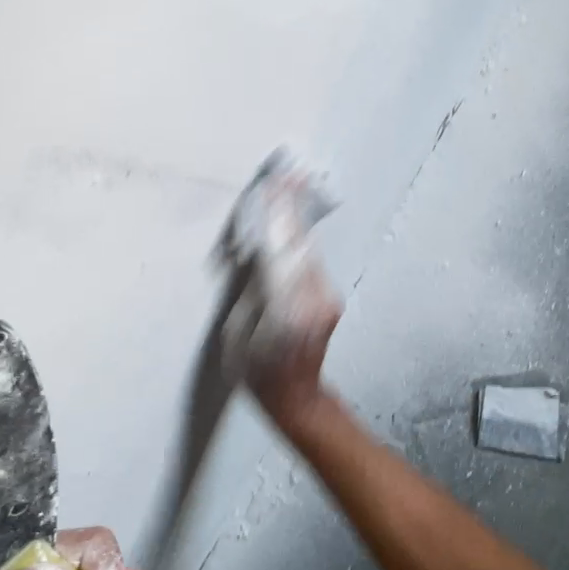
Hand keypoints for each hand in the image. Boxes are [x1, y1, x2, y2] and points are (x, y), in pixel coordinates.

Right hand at [222, 162, 342, 428]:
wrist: (295, 395)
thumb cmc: (255, 370)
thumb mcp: (238, 331)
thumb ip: (252, 288)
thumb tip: (259, 251)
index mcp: (283, 309)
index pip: (278, 250)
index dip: (275, 217)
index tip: (274, 187)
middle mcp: (311, 300)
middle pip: (298, 244)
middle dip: (292, 208)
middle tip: (290, 174)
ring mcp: (325, 299)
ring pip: (307, 251)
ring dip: (296, 221)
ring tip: (291, 188)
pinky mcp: (330, 298)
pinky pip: (311, 263)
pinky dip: (298, 242)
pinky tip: (291, 225)